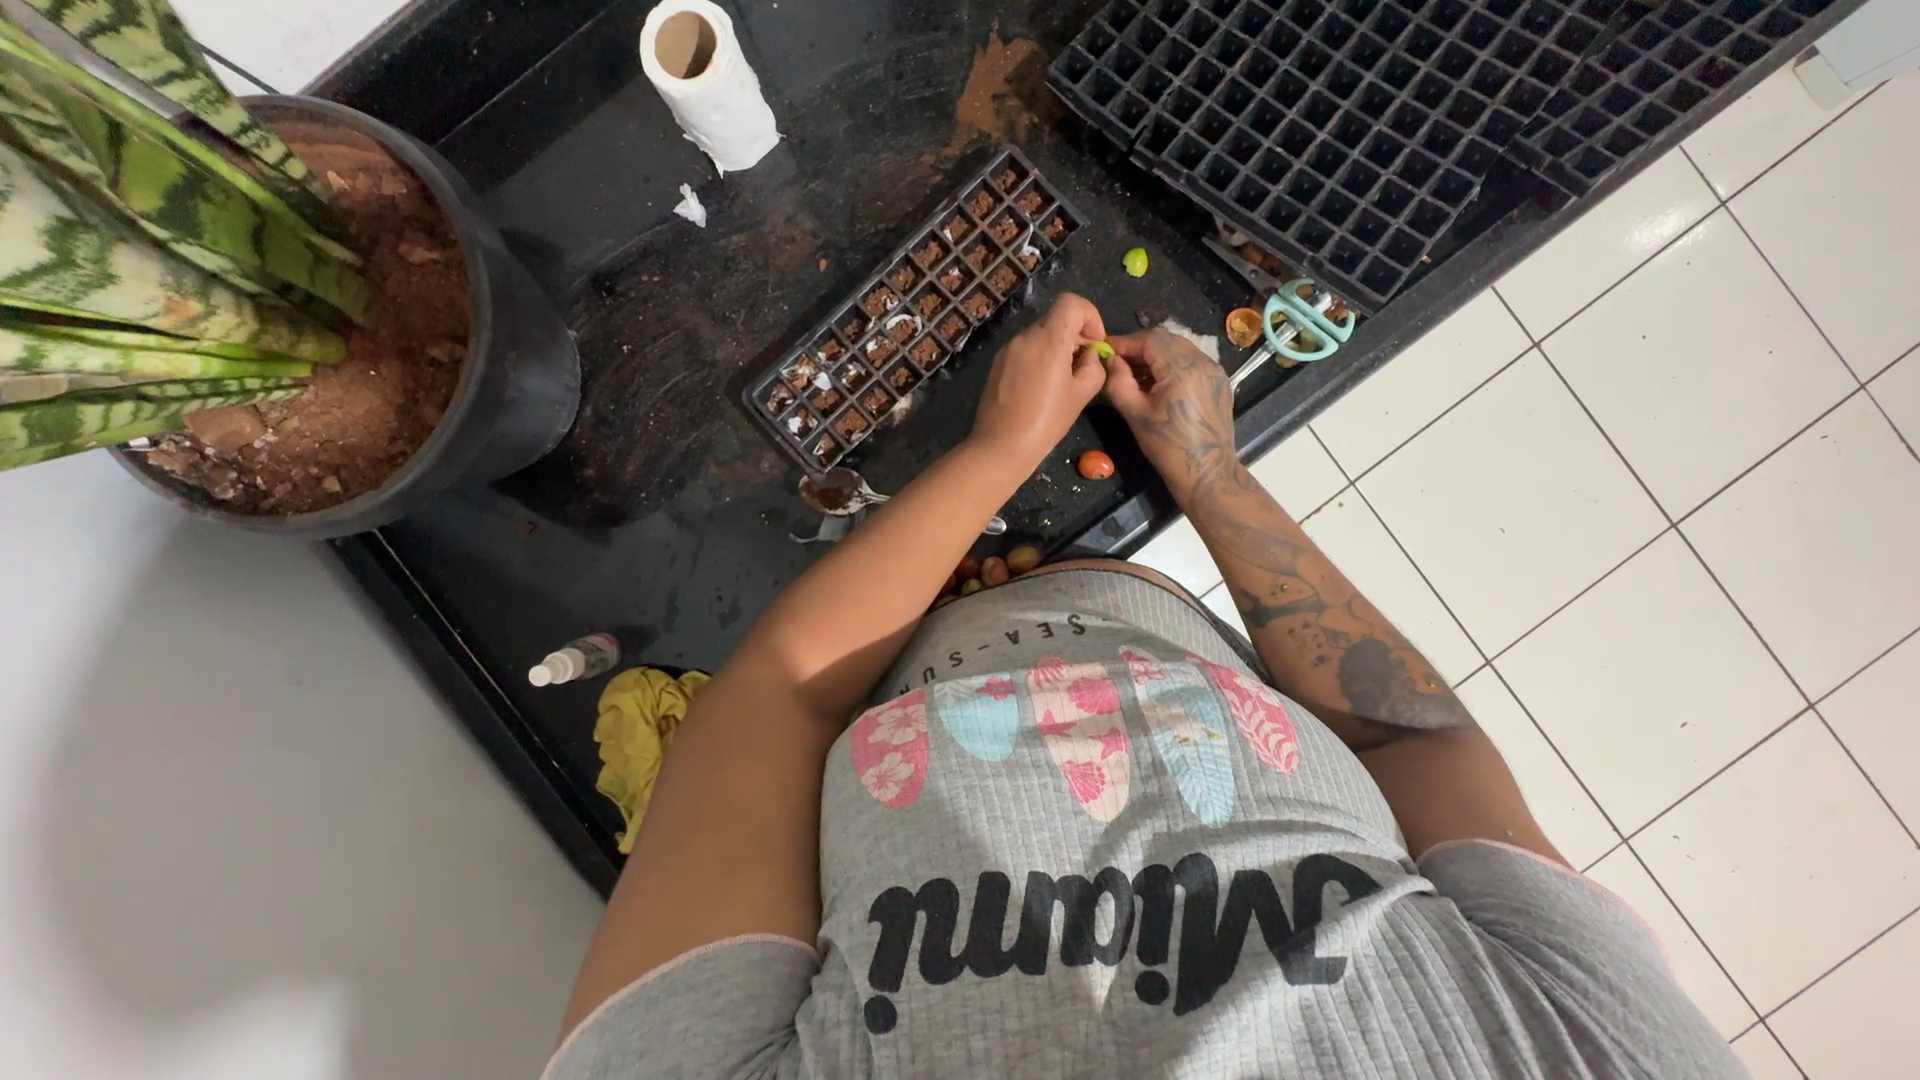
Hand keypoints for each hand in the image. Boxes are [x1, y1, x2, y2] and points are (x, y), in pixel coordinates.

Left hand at [968, 293, 1107, 464]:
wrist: (1001, 446)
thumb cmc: (1047, 421)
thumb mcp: (1082, 394)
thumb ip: (1093, 365)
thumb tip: (1088, 354)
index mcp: (1048, 339)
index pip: (1071, 302)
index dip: (1089, 316)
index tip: (1094, 343)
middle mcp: (1025, 337)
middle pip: (1055, 319)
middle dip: (1075, 336)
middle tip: (1083, 366)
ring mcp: (1008, 350)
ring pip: (1040, 336)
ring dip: (1056, 348)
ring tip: (1062, 381)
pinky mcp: (997, 364)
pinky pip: (1025, 350)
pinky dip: (1039, 358)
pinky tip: (1041, 388)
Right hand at [1102, 328, 1235, 496]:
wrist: (1206, 471)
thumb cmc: (1167, 446)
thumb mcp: (1135, 414)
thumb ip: (1118, 382)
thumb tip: (1109, 360)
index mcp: (1182, 369)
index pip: (1150, 340)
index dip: (1125, 342)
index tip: (1106, 351)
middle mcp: (1203, 362)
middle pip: (1166, 340)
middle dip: (1140, 348)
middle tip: (1118, 362)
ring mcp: (1214, 371)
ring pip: (1179, 349)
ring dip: (1155, 356)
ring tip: (1135, 374)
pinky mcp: (1218, 381)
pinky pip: (1191, 362)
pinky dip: (1171, 365)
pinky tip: (1157, 384)